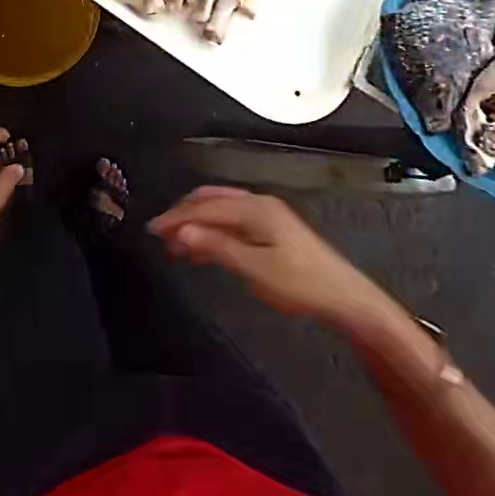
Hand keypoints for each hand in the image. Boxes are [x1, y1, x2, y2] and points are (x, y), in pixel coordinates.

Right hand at [150, 187, 395, 329]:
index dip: (177, 217)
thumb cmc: (299, 282)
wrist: (342, 294)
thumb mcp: (254, 268)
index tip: (152, 230)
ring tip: (174, 244)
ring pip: (222, 210)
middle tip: (159, 234)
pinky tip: (201, 248)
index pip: (206, 207)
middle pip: (212, 201)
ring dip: (198, 222)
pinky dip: (214, 231)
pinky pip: (234, 221)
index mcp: (255, 209)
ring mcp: (267, 215)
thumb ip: (217, 246)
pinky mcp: (271, 229)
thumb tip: (181, 230)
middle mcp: (259, 204)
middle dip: (185, 214)